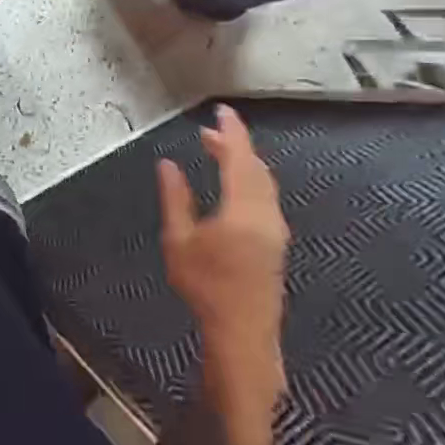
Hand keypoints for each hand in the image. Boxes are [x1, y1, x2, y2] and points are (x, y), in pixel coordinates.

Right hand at [157, 105, 290, 347]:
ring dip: (243, 162)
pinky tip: (234, 184)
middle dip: (234, 145)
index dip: (231, 131)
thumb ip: (175, 198)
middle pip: (255, 167)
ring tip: (218, 152)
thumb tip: (167, 165)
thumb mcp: (178, 241)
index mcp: (242, 210)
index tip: (223, 110)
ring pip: (263, 181)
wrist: (242, 334)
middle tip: (209, 133)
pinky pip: (266, 195)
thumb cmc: (205, 288)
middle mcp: (265, 213)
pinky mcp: (276, 240)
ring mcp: (275, 228)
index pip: (239, 158)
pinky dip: (250, 178)